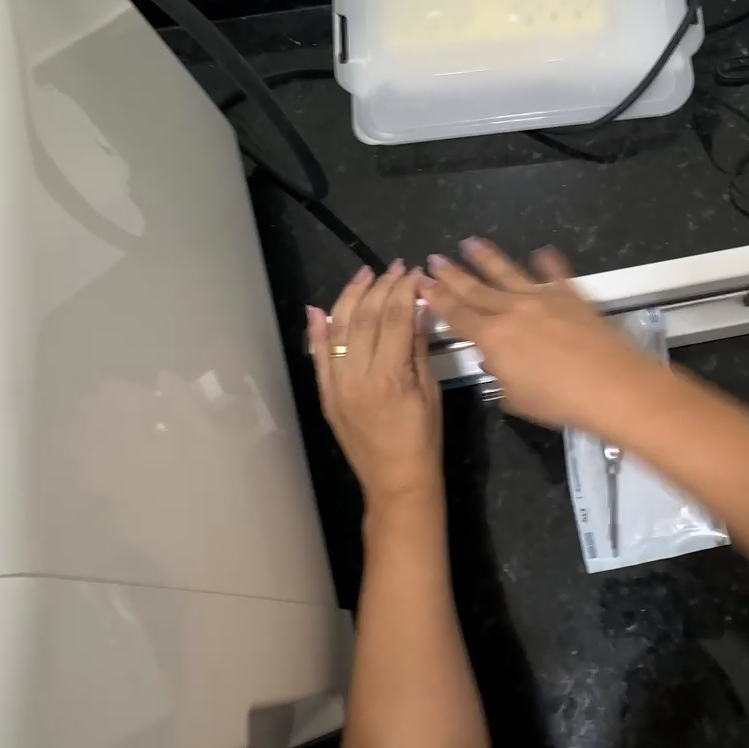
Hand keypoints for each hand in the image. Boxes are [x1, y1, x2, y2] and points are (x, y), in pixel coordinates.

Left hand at [306, 261, 442, 508]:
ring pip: (338, 329)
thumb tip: (418, 306)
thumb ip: (419, 347)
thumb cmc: (424, 438)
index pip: (396, 317)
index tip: (415, 272)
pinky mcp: (326, 394)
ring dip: (351, 297)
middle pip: (366, 317)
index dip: (405, 290)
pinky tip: (318, 307)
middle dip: (382, 286)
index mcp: (391, 375)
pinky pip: (318, 356)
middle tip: (396, 267)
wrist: (396, 481)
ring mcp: (337, 384)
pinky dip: (317, 330)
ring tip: (364, 274)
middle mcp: (357, 375)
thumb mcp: (431, 390)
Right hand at [423, 238, 667, 431]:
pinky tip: (541, 251)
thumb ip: (500, 374)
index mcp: (493, 337)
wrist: (611, 383)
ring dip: (487, 257)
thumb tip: (493, 358)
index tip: (422, 283)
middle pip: (475, 289)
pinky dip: (547, 261)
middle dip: (452, 274)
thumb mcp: (516, 397)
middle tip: (435, 258)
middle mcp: (512, 310)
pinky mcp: (571, 294)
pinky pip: (555, 273)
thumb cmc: (560, 400)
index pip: (456, 314)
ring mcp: (542, 297)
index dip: (437, 299)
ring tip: (470, 242)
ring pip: (507, 272)